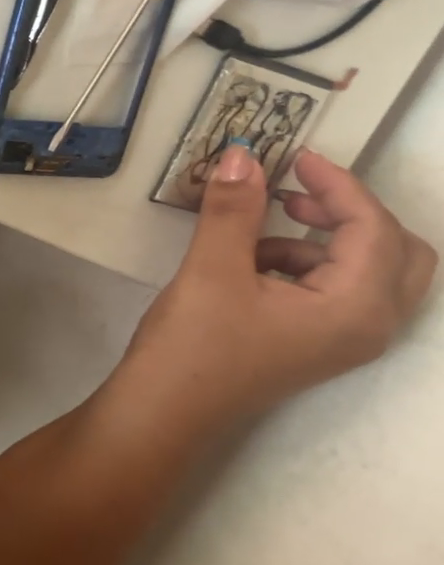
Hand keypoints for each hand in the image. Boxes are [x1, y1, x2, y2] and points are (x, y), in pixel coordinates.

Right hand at [126, 145, 434, 417]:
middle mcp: (372, 324)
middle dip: (350, 214)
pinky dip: (306, 266)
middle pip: (398, 252)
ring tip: (256, 233)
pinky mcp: (316, 345)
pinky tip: (250, 267)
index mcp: (359, 306)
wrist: (164, 408)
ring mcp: (346, 339)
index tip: (293, 157)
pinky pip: (339, 292)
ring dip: (324, 241)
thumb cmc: (193, 344)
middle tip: (292, 193)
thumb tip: (242, 156)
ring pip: (369, 272)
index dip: (337, 186)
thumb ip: (233, 213)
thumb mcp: (209, 272)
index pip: (373, 228)